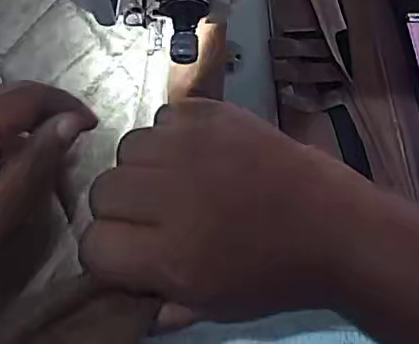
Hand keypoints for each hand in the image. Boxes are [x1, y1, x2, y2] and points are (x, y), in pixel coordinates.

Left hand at [0, 82, 96, 336]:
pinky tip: (18, 156)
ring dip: (29, 115)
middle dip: (49, 105)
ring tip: (54, 144)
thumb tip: (71, 121)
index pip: (29, 95)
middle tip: (78, 132)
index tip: (94, 125)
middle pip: (12, 93)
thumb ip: (36, 160)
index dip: (65, 103)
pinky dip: (8, 126)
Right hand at [79, 98, 402, 322]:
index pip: (93, 244)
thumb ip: (157, 298)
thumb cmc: (271, 273)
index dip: (105, 250)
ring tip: (173, 178)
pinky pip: (161, 117)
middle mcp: (170, 194)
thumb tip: (115, 285)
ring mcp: (187, 145)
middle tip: (150, 212)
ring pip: (127, 147)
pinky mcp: (205, 112)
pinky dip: (170, 134)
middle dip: (119, 206)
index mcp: (171, 255)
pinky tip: (196, 152)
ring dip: (142, 165)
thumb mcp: (213, 305)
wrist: (325, 220)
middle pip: (102, 190)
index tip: (126, 249)